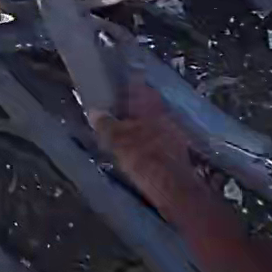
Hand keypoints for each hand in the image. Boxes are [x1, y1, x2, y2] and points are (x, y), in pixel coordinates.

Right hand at [92, 77, 197, 207]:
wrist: (174, 189)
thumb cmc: (144, 159)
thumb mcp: (117, 140)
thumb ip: (105, 124)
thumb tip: (94, 112)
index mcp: (150, 108)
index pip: (141, 87)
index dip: (129, 83)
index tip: (117, 84)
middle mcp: (165, 117)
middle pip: (148, 104)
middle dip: (133, 106)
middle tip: (116, 109)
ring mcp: (174, 135)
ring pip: (154, 122)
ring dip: (140, 124)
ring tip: (123, 131)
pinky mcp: (177, 152)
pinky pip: (158, 138)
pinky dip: (147, 140)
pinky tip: (137, 150)